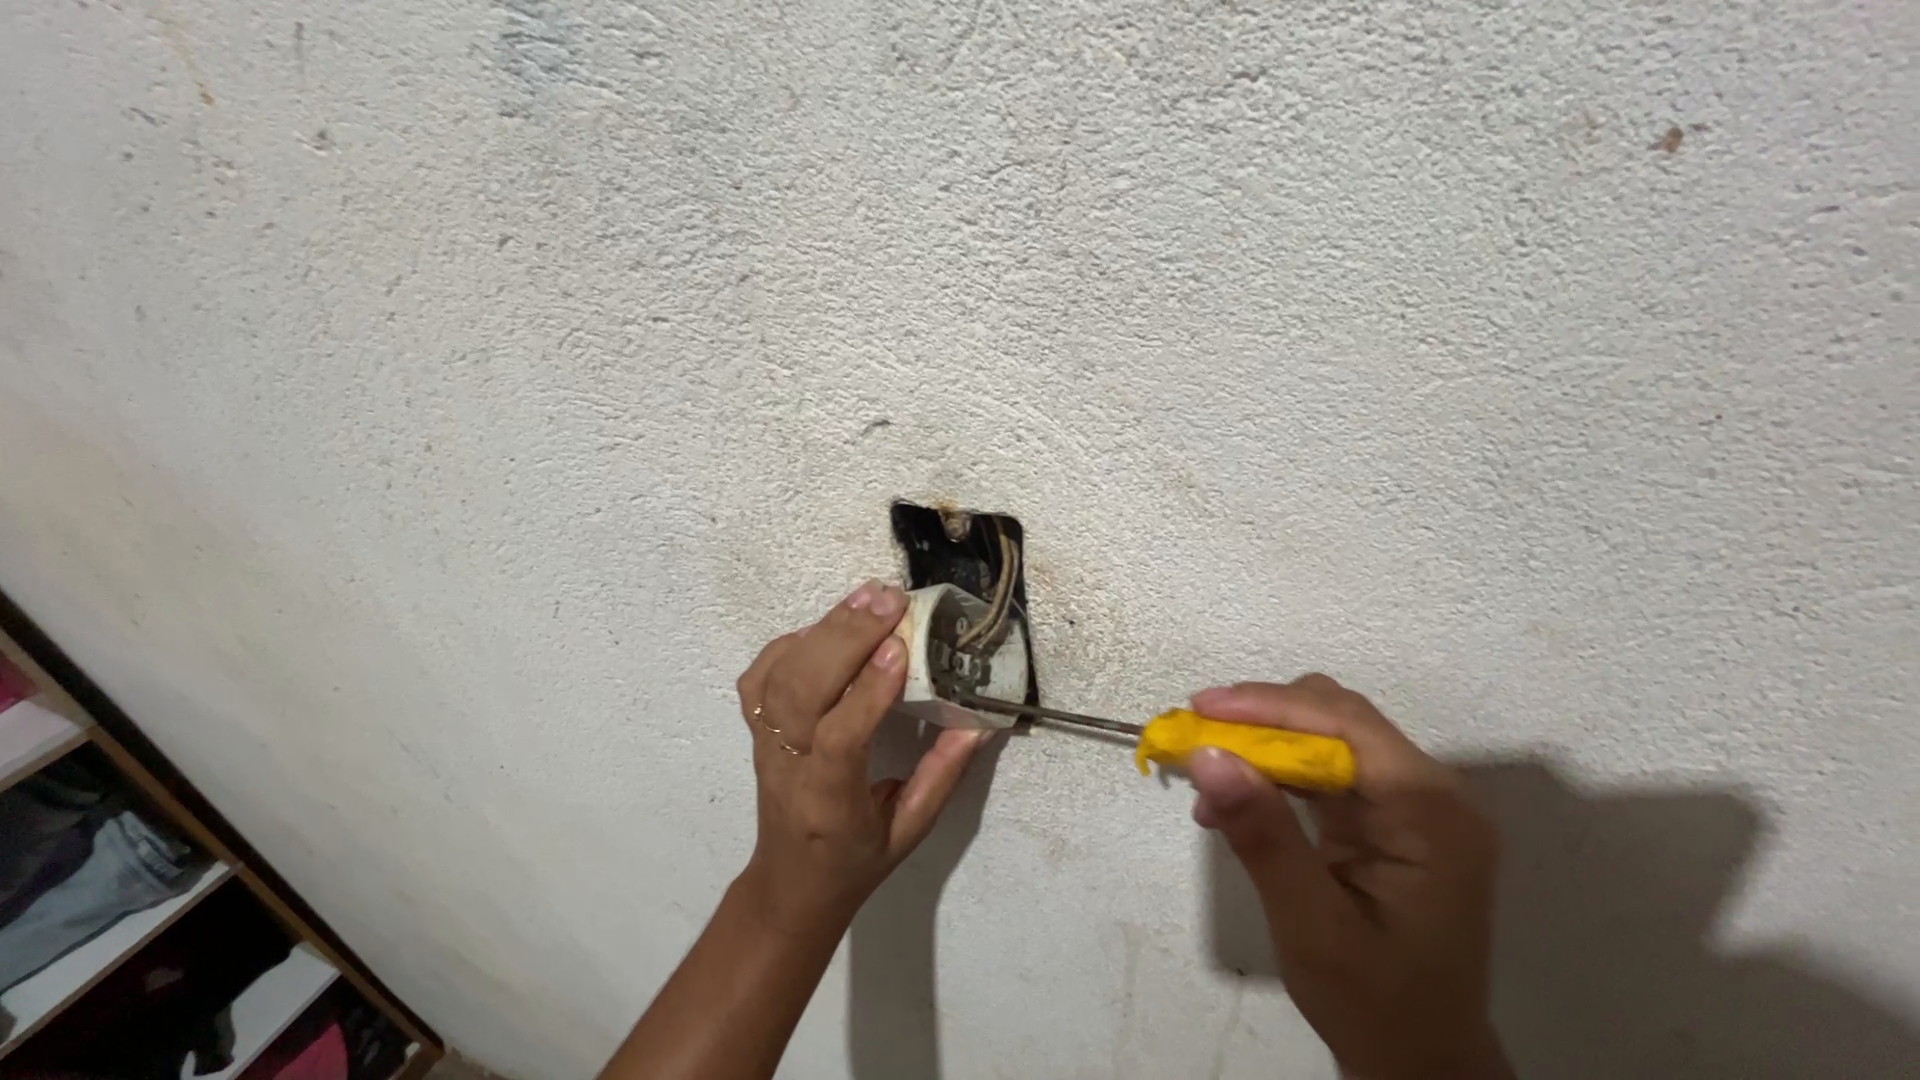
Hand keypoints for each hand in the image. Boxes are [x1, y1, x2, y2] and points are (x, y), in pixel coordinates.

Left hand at [733, 580, 989, 933]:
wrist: (788, 884)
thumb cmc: (855, 862)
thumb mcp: (909, 832)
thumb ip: (941, 777)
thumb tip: (976, 724)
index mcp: (828, 804)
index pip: (839, 739)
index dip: (867, 692)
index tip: (899, 647)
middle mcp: (788, 768)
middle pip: (801, 692)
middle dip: (845, 638)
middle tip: (888, 600)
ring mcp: (764, 744)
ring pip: (776, 676)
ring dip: (822, 629)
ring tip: (866, 596)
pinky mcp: (755, 729)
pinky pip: (760, 675)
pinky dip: (793, 641)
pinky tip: (828, 624)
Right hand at [1187, 676, 1510, 1079]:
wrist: (1420, 1064)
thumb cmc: (1374, 1002)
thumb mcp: (1311, 923)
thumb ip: (1263, 835)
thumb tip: (1206, 755)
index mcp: (1430, 811)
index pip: (1346, 724)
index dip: (1270, 706)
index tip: (1199, 708)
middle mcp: (1428, 794)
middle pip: (1337, 720)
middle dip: (1261, 720)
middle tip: (1197, 736)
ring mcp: (1409, 807)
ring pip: (1326, 739)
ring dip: (1262, 746)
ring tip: (1205, 771)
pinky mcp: (1384, 823)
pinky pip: (1323, 775)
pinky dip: (1273, 777)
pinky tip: (1232, 803)